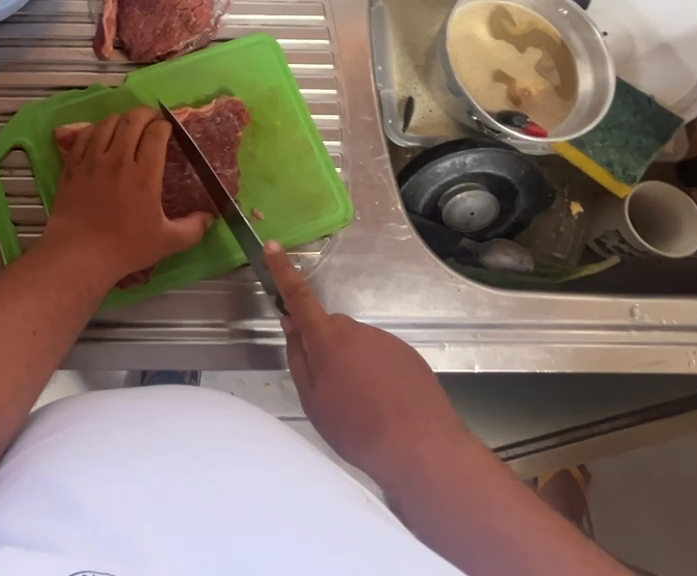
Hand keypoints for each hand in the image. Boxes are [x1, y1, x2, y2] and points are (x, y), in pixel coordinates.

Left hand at [41, 107, 215, 285]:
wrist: (79, 253)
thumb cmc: (124, 247)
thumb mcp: (166, 242)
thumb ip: (192, 229)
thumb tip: (210, 218)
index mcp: (144, 174)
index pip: (156, 134)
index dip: (164, 124)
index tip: (168, 127)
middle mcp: (118, 160)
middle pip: (131, 121)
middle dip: (144, 114)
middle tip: (151, 118)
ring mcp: (92, 160)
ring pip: (106, 124)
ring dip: (120, 118)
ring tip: (127, 123)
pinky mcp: (72, 166)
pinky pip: (83, 136)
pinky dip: (94, 128)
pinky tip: (99, 132)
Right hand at [265, 240, 475, 484]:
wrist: (424, 451)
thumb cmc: (357, 429)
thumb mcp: (312, 400)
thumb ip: (298, 358)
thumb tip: (292, 325)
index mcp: (327, 339)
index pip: (298, 296)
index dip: (282, 270)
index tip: (272, 245)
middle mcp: (356, 330)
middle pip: (329, 329)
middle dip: (324, 349)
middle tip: (329, 389)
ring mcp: (385, 340)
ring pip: (355, 344)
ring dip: (352, 364)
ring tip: (362, 405)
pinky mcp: (408, 355)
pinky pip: (380, 356)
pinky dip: (376, 374)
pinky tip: (385, 405)